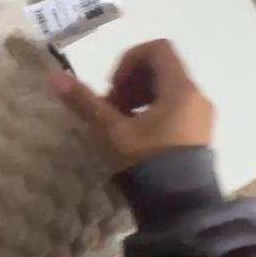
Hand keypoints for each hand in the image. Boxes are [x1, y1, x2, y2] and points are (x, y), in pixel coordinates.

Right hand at [50, 39, 213, 170]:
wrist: (181, 207)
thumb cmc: (147, 163)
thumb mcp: (112, 131)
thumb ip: (85, 102)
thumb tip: (55, 76)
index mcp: (181, 89)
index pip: (157, 49)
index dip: (129, 60)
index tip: (112, 87)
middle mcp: (197, 96)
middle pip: (161, 68)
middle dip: (130, 82)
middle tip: (111, 108)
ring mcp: (200, 115)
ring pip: (167, 89)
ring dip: (138, 97)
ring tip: (120, 124)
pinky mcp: (199, 133)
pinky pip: (174, 107)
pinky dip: (152, 111)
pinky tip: (136, 136)